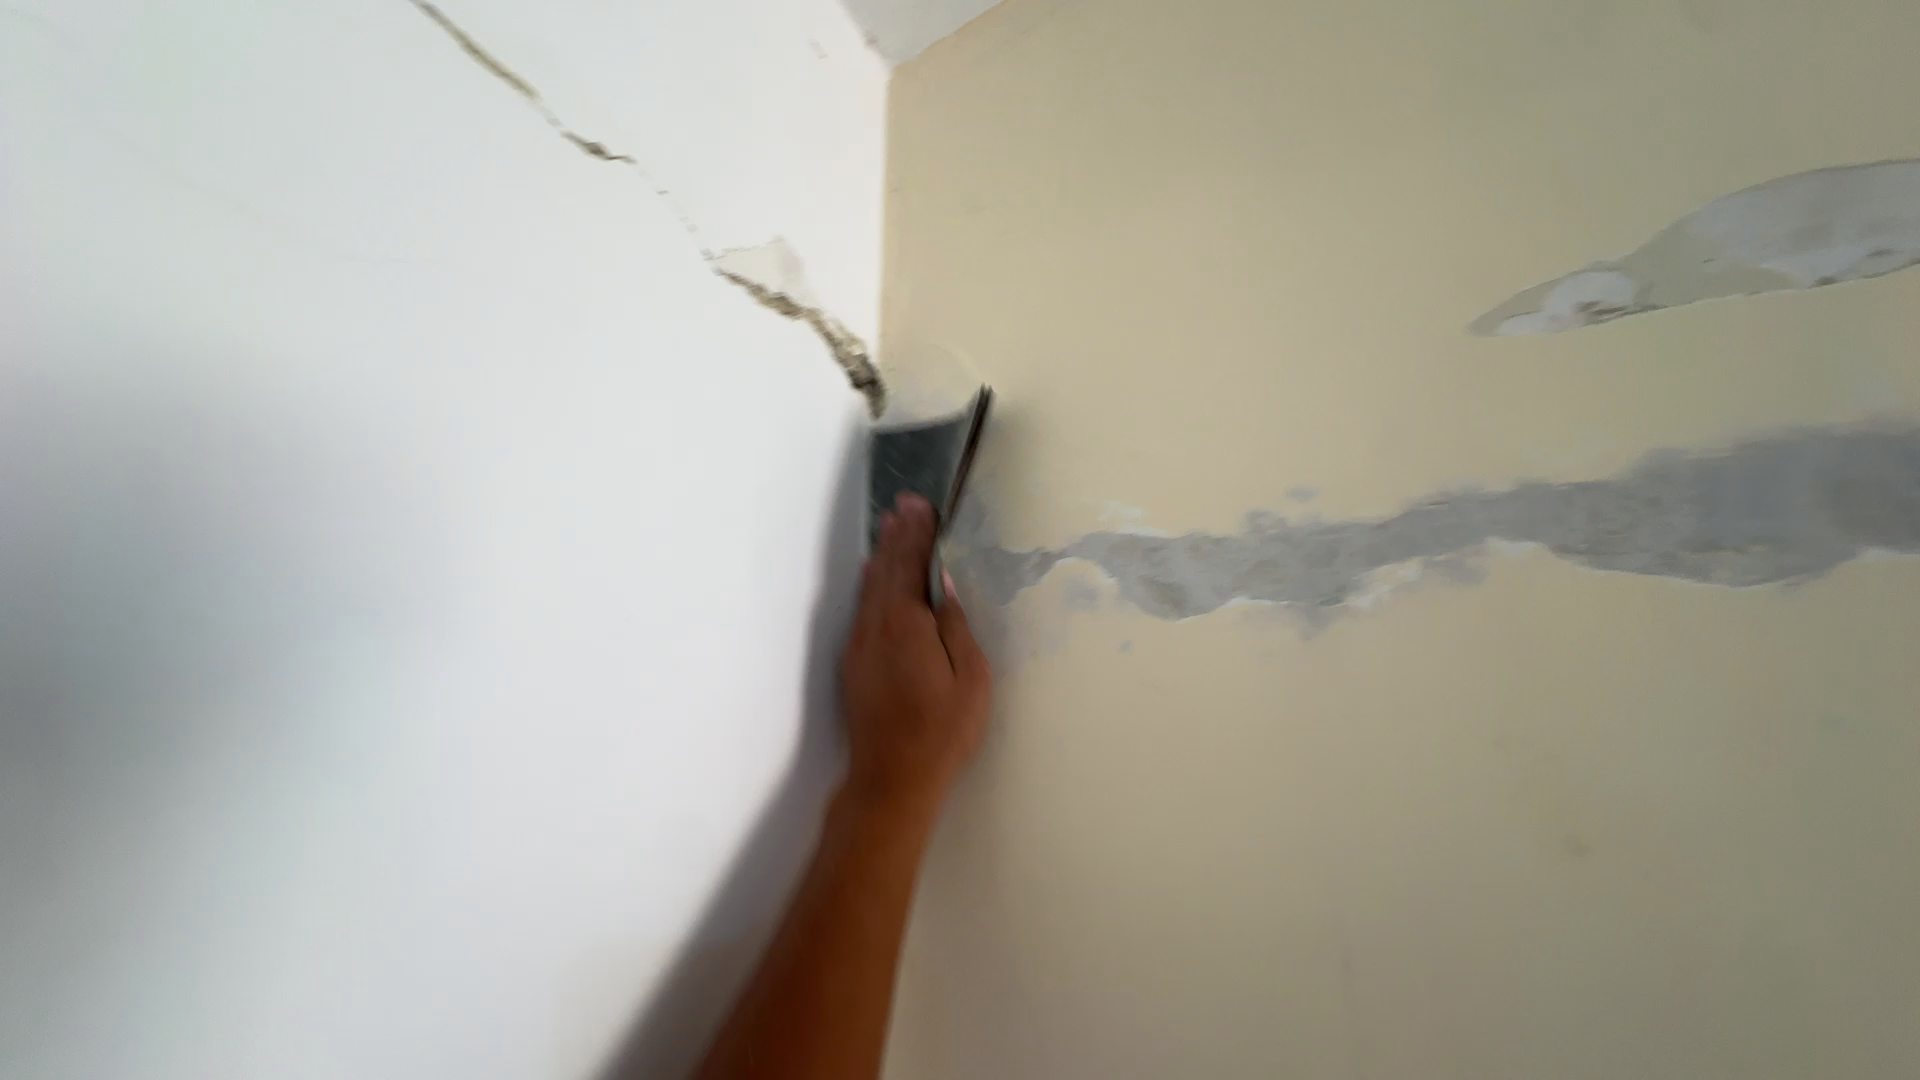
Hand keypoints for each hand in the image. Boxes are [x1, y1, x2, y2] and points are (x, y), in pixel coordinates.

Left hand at [840, 494, 991, 817]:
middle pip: (886, 569)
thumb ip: (955, 625)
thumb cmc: (942, 730)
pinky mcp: (854, 661)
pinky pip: (863, 606)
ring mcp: (859, 644)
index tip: (921, 505)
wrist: (892, 777)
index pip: (911, 565)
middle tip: (904, 503)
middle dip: (897, 535)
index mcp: (906, 624)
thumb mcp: (969, 678)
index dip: (917, 534)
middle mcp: (875, 626)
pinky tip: (875, 574)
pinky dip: (872, 581)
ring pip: (870, 587)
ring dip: (882, 554)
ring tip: (890, 525)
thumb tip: (943, 583)